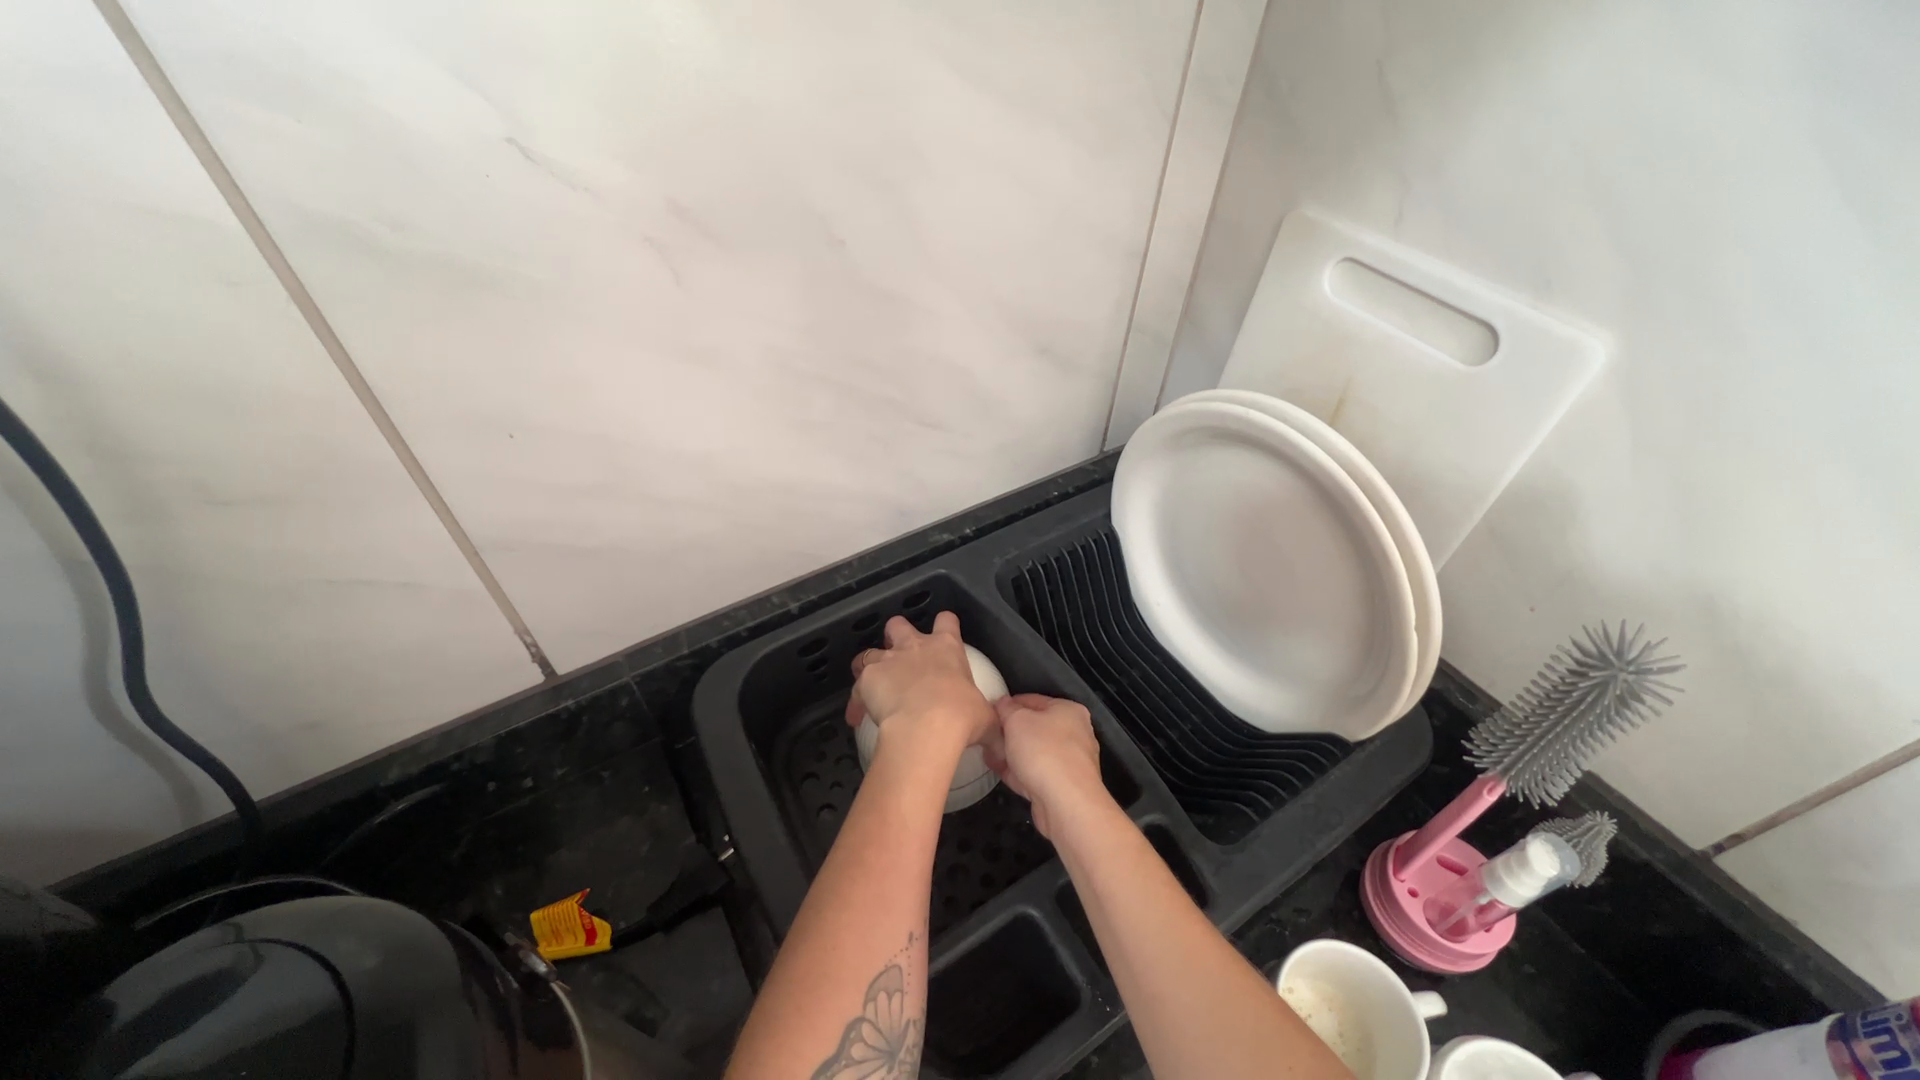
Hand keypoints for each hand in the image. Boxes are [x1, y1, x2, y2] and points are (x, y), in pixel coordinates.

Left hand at [844, 612, 995, 747]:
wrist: (927, 727)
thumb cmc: (962, 717)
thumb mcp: (986, 718)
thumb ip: (989, 721)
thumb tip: (999, 740)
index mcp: (947, 648)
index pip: (947, 621)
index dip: (945, 625)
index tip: (944, 634)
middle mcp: (915, 646)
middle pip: (899, 625)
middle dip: (897, 635)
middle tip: (901, 655)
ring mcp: (888, 660)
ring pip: (870, 651)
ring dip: (871, 664)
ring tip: (873, 684)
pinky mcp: (866, 679)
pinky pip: (855, 688)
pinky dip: (855, 701)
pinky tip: (856, 717)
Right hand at [981, 694, 1108, 837]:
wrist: (1066, 802)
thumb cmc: (1043, 751)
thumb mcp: (1016, 720)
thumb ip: (1006, 708)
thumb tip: (1002, 703)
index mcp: (1069, 711)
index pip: (1033, 700)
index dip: (1008, 704)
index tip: (989, 711)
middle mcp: (1074, 734)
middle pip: (1034, 728)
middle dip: (1009, 731)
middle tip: (987, 734)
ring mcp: (1069, 763)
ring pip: (1034, 752)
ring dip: (1011, 753)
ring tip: (988, 752)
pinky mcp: (1061, 787)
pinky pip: (1034, 773)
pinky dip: (1017, 771)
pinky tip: (998, 770)